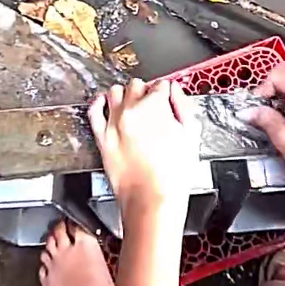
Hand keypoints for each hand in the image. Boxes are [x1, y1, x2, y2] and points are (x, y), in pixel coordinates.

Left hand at [88, 79, 197, 230]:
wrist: (152, 200)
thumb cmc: (173, 175)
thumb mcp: (191, 136)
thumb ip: (184, 107)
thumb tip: (176, 91)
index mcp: (155, 106)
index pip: (161, 85)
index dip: (165, 92)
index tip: (166, 98)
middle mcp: (131, 110)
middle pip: (137, 85)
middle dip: (145, 92)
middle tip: (151, 104)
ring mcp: (113, 122)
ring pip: (114, 92)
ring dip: (124, 94)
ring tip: (131, 104)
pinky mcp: (101, 137)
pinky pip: (94, 111)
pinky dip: (98, 103)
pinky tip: (105, 104)